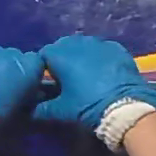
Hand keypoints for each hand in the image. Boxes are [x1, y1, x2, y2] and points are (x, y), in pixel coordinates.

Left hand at [0, 45, 44, 155]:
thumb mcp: (23, 118)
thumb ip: (34, 102)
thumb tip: (36, 97)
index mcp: (27, 67)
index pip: (37, 63)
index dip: (31, 76)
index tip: (25, 89)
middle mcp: (8, 53)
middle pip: (15, 58)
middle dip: (11, 71)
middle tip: (3, 90)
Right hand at [35, 35, 155, 146]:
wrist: (126, 108)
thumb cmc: (86, 106)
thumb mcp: (60, 110)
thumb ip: (41, 109)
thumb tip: (28, 111)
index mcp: (59, 55)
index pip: (44, 54)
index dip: (45, 67)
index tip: (49, 80)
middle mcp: (77, 44)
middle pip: (63, 46)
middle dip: (63, 59)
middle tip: (66, 77)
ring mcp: (99, 44)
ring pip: (83, 45)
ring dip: (81, 56)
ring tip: (85, 73)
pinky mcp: (117, 48)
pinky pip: (102, 49)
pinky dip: (100, 57)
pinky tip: (103, 71)